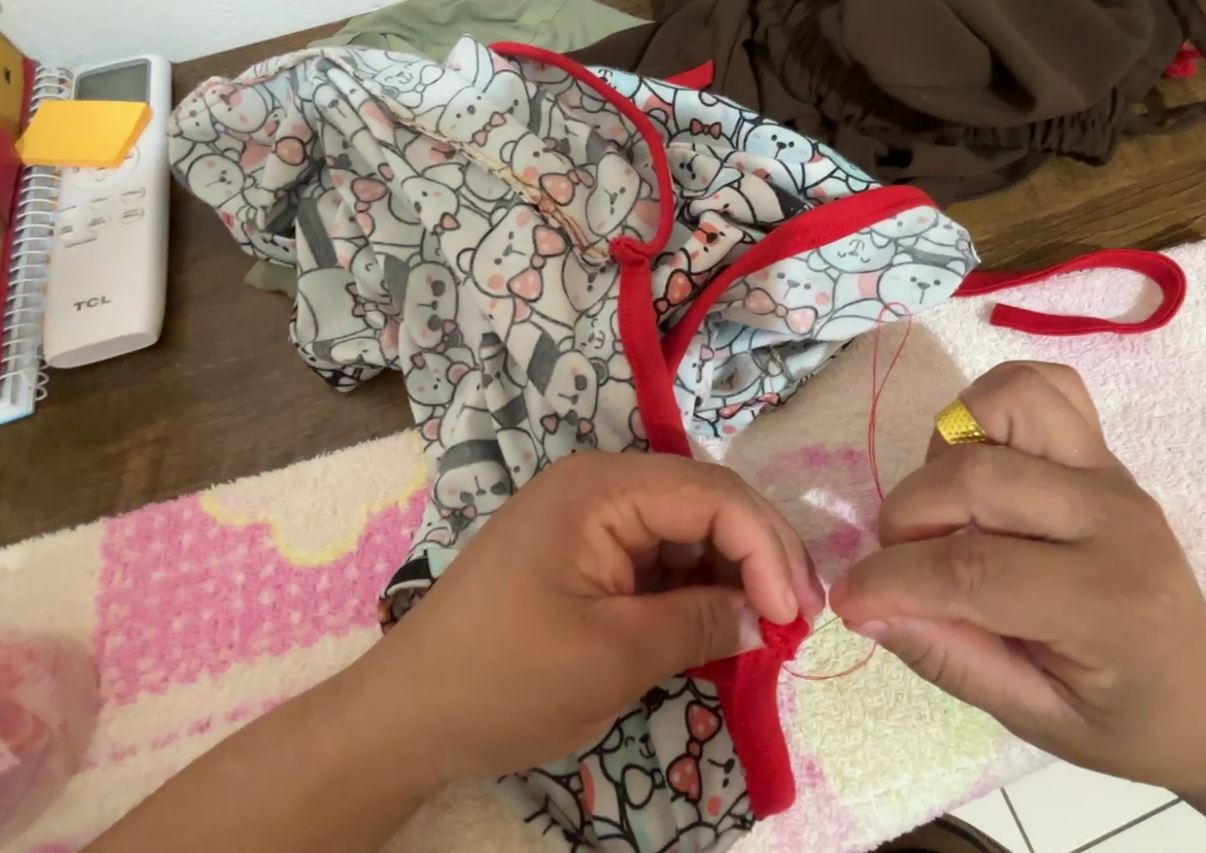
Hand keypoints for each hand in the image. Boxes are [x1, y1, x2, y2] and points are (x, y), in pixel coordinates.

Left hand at [347, 451, 823, 784]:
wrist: (406, 718)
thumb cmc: (505, 680)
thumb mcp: (614, 657)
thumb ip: (700, 624)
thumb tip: (762, 615)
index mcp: (601, 488)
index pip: (711, 496)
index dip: (765, 549)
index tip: (792, 617)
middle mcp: (600, 485)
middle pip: (705, 503)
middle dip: (759, 554)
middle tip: (800, 616)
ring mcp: (591, 517)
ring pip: (688, 529)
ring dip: (734, 571)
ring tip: (772, 623)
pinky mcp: (587, 551)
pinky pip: (659, 555)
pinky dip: (696, 586)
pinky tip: (723, 620)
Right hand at [828, 362, 1205, 796]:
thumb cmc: (1121, 716)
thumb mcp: (1033, 718)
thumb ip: (945, 658)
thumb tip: (863, 606)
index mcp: (1108, 603)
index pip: (973, 570)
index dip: (890, 581)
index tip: (846, 601)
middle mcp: (1114, 518)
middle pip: (975, 478)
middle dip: (906, 520)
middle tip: (902, 564)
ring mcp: (1110, 470)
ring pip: (1006, 402)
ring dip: (946, 451)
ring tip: (947, 508)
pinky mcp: (1102, 447)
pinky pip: (1040, 385)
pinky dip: (988, 406)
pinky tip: (979, 459)